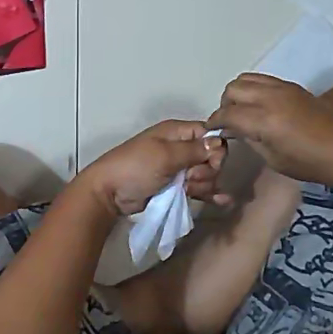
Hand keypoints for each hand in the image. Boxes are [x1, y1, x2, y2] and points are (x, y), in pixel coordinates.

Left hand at [78, 121, 227, 215]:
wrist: (110, 193)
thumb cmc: (136, 167)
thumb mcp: (165, 155)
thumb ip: (194, 150)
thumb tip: (219, 143)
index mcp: (177, 132)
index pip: (209, 135)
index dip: (215, 149)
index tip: (212, 163)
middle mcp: (181, 148)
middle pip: (210, 157)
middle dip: (206, 170)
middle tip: (189, 177)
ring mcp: (179, 169)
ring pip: (206, 174)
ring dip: (204, 184)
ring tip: (187, 190)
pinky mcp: (176, 187)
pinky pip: (199, 188)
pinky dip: (210, 194)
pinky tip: (222, 202)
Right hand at [207, 74, 332, 186]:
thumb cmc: (310, 163)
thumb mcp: (273, 159)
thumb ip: (250, 139)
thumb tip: (236, 130)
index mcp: (265, 120)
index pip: (227, 113)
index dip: (215, 122)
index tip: (211, 131)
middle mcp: (271, 97)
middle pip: (233, 89)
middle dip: (225, 104)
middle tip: (228, 122)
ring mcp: (283, 88)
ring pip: (246, 79)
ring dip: (238, 94)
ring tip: (243, 112)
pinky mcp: (292, 86)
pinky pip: (263, 80)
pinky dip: (253, 89)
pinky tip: (259, 107)